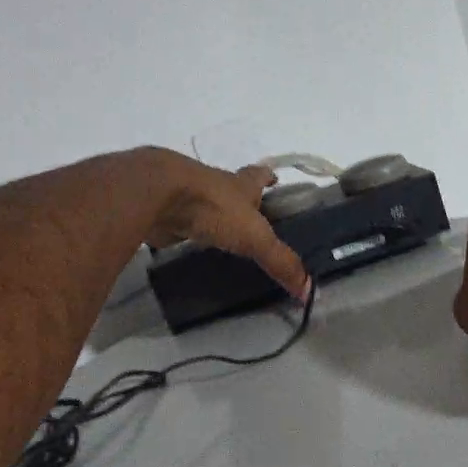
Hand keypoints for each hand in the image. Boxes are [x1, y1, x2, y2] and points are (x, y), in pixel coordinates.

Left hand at [126, 147, 310, 298]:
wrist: (159, 195)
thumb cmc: (215, 207)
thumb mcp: (256, 238)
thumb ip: (280, 262)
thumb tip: (308, 290)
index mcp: (240, 184)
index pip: (258, 175)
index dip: (267, 177)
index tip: (274, 178)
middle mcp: (214, 184)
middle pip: (230, 188)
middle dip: (239, 198)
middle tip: (249, 215)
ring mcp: (186, 195)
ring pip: (203, 202)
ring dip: (211, 213)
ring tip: (220, 232)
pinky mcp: (163, 210)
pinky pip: (178, 219)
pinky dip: (183, 228)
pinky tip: (187, 240)